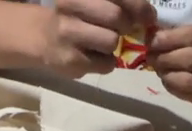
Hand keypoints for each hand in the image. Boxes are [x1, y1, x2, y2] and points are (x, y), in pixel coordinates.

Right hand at [36, 0, 157, 77]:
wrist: (42, 37)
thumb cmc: (76, 15)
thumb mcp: (91, 0)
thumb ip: (117, 2)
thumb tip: (148, 14)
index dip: (137, 5)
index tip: (149, 16)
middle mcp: (70, 4)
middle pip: (116, 17)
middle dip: (126, 25)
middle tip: (123, 29)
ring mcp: (68, 33)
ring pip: (111, 41)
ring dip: (114, 45)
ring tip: (102, 42)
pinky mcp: (71, 60)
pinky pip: (105, 64)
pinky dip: (106, 62)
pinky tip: (93, 56)